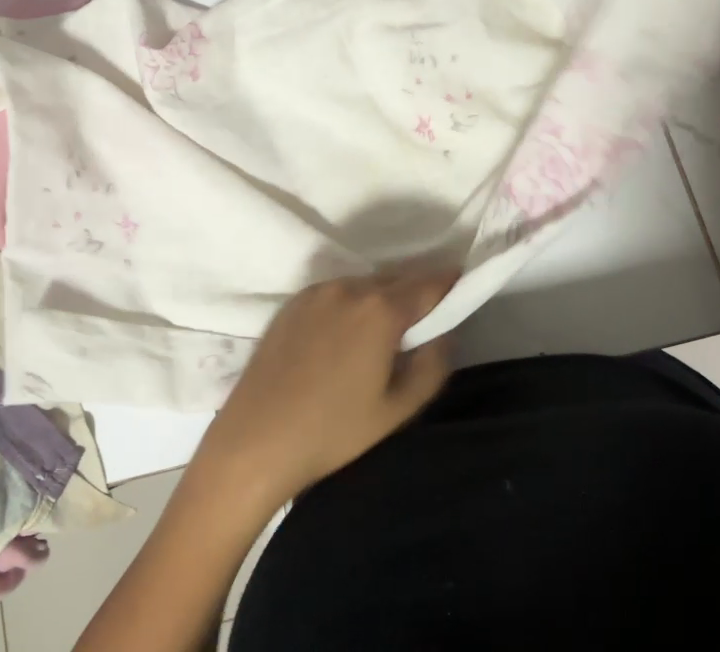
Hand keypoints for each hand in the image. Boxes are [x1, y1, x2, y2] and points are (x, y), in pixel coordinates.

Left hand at [192, 273, 456, 508]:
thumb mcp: (398, 409)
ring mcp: (314, 293)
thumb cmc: (333, 431)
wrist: (256, 440)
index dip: (450, 285)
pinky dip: (351, 305)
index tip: (463, 290)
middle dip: (417, 293)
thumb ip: (432, 365)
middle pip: (396, 279)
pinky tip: (347, 338)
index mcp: (379, 309)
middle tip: (428, 320)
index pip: (429, 282)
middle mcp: (347, 288)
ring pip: (364, 286)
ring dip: (382, 299)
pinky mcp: (290, 304)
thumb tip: (444, 333)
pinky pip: (335, 294)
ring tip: (386, 333)